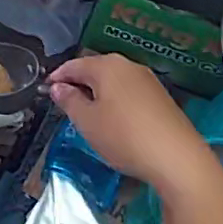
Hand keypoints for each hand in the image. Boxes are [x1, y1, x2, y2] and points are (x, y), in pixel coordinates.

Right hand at [47, 54, 217, 193]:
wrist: (177, 159)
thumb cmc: (124, 137)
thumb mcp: (87, 122)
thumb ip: (69, 101)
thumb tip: (58, 87)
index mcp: (107, 66)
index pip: (73, 65)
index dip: (57, 76)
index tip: (45, 89)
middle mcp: (129, 66)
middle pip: (95, 69)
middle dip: (77, 82)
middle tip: (63, 101)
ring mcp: (148, 81)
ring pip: (113, 80)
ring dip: (97, 92)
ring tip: (85, 112)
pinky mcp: (161, 97)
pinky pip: (129, 91)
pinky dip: (115, 100)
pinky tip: (112, 119)